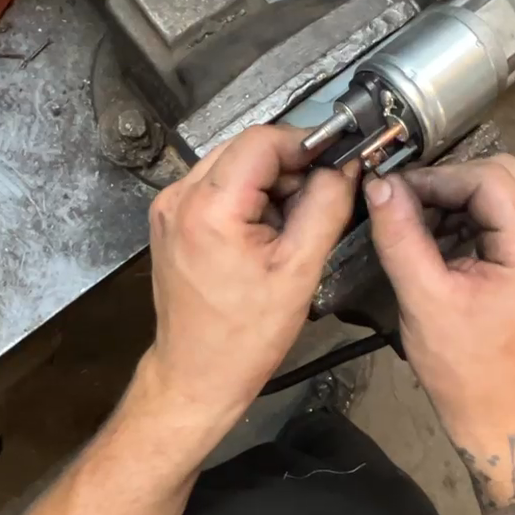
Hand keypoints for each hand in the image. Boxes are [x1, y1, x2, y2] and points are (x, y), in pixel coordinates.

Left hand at [142, 125, 357, 438]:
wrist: (197, 374)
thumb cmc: (243, 336)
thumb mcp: (300, 269)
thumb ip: (326, 206)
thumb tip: (344, 167)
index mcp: (209, 207)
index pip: (263, 140)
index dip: (305, 145)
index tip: (334, 163)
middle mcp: (179, 198)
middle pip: (246, 149)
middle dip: (288, 169)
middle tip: (317, 202)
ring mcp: (170, 209)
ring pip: (233, 166)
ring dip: (269, 186)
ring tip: (286, 231)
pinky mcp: (172, 222)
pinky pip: (217, 189)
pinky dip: (247, 201)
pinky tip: (263, 237)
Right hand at [365, 155, 514, 435]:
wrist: (493, 405)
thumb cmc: (459, 362)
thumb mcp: (422, 298)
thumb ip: (400, 236)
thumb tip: (379, 185)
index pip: (488, 180)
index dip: (437, 178)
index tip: (395, 193)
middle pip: (504, 174)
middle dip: (450, 182)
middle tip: (407, 204)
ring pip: (506, 188)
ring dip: (460, 197)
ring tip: (420, 223)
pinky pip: (508, 211)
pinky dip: (471, 213)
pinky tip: (441, 237)